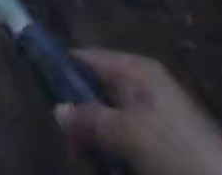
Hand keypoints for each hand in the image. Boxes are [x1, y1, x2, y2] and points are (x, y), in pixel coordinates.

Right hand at [54, 50, 221, 174]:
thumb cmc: (178, 152)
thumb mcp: (128, 134)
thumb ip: (90, 119)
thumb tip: (57, 109)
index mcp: (136, 70)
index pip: (87, 58)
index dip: (62, 72)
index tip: (42, 98)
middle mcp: (143, 85)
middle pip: (95, 91)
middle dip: (79, 119)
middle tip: (73, 151)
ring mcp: (155, 116)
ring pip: (108, 121)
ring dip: (95, 142)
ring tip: (91, 166)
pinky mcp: (163, 144)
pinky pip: (125, 141)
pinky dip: (114, 155)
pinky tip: (110, 170)